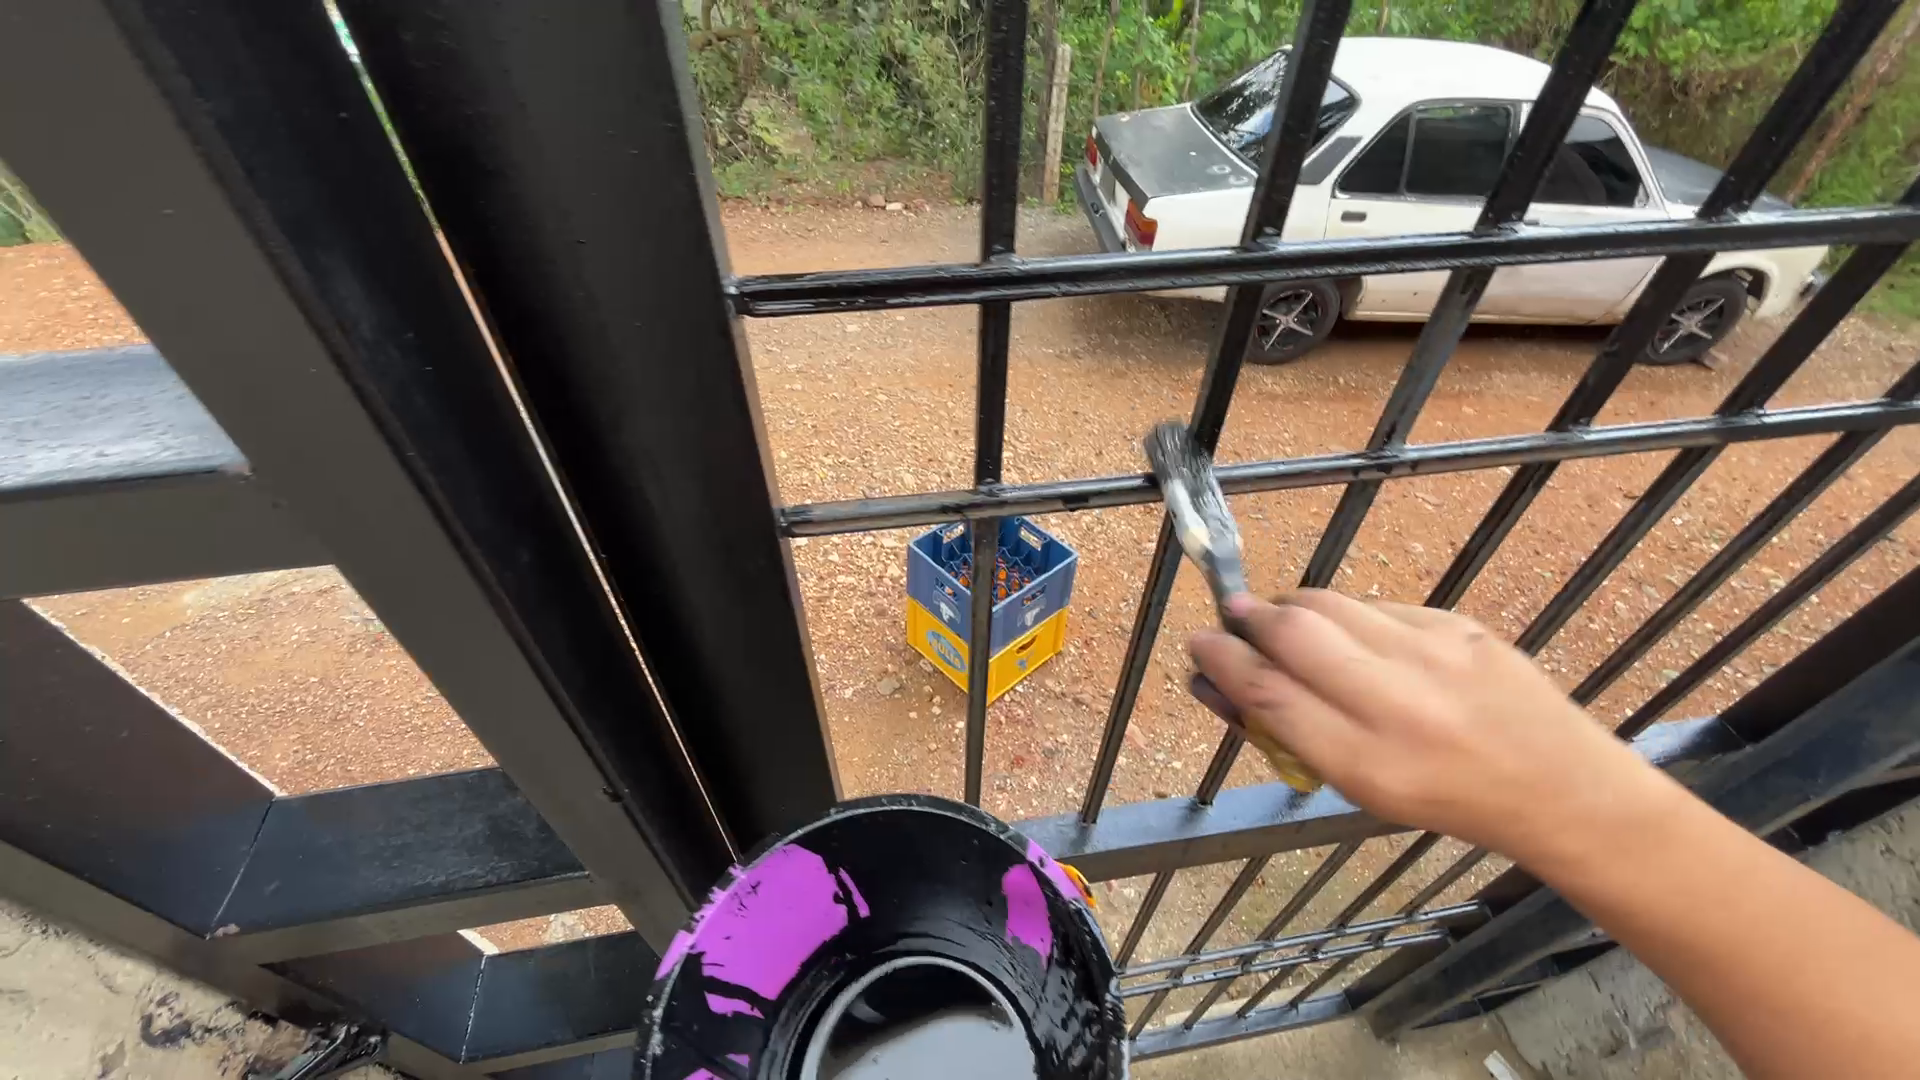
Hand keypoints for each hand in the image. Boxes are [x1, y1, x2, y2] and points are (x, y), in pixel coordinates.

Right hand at [1188, 590, 1680, 865]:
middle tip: (1234, 617)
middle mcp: (1399, 704)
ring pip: (1328, 604)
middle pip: (1293, 633)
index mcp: (1367, 764)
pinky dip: (1345, 616)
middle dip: (1248, 617)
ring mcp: (1434, 654)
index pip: (1268, 694)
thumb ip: (1281, 730)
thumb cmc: (1440, 797)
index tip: (1199, 643)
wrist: (1560, 787)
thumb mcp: (1355, 786)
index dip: (1221, 660)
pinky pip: (1373, 605)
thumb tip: (1212, 680)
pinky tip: (1354, 638)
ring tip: (1285, 622)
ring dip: (1290, 608)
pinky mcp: (1458, 623)